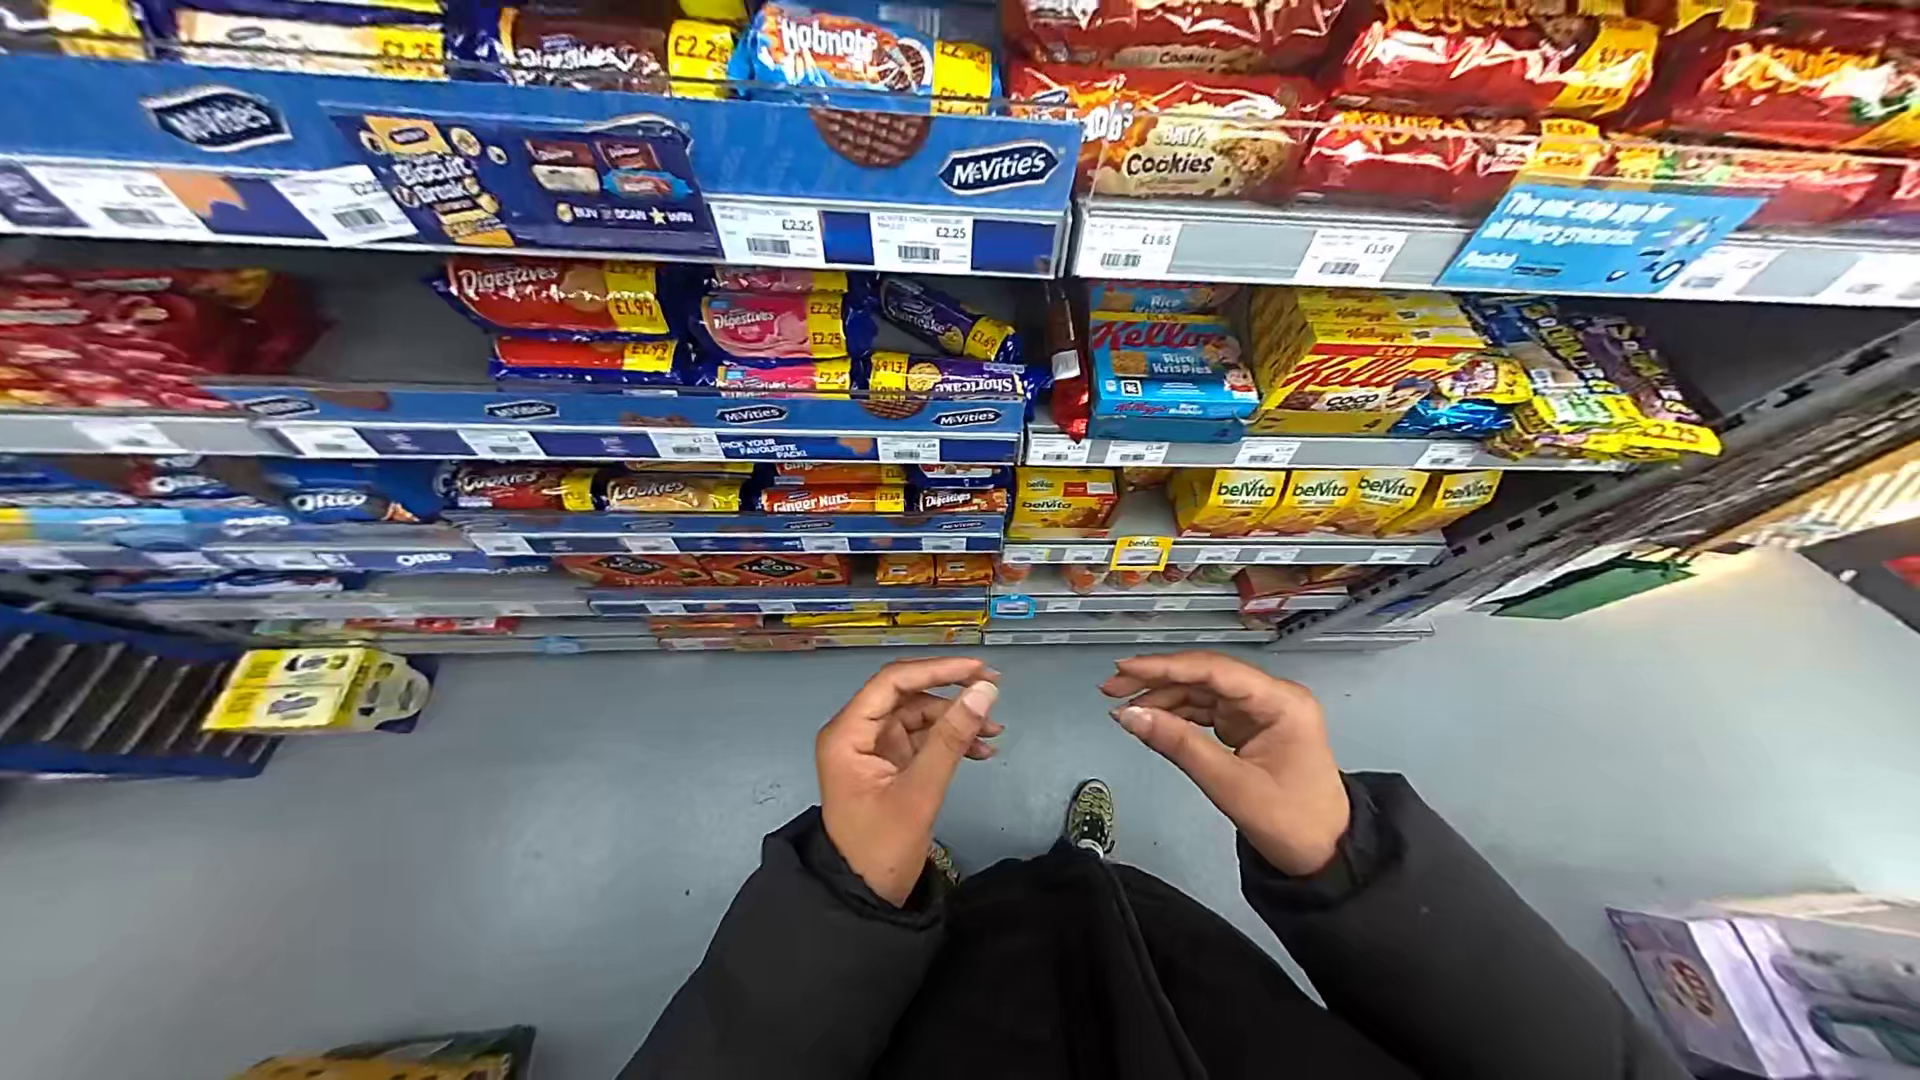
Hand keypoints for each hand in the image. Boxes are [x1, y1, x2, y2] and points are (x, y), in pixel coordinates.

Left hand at [816, 657, 1002, 906]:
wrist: (863, 901)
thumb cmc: (880, 850)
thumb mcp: (920, 792)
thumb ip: (951, 738)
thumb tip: (984, 691)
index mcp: (848, 732)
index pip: (894, 681)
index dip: (937, 670)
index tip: (977, 670)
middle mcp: (858, 731)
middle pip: (909, 694)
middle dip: (952, 692)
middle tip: (993, 689)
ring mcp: (875, 746)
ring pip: (921, 715)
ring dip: (957, 720)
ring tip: (994, 732)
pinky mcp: (891, 762)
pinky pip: (925, 738)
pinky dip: (952, 741)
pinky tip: (981, 751)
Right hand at [1100, 651, 1348, 875]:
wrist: (1327, 858)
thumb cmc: (1292, 823)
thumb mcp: (1231, 786)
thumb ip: (1178, 745)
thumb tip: (1129, 715)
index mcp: (1281, 702)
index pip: (1213, 671)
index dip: (1165, 667)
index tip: (1125, 668)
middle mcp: (1269, 696)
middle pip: (1203, 675)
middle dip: (1156, 679)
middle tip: (1111, 687)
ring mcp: (1257, 709)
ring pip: (1199, 690)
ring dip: (1160, 696)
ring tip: (1122, 706)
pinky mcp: (1246, 724)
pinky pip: (1203, 709)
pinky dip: (1174, 713)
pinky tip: (1149, 719)